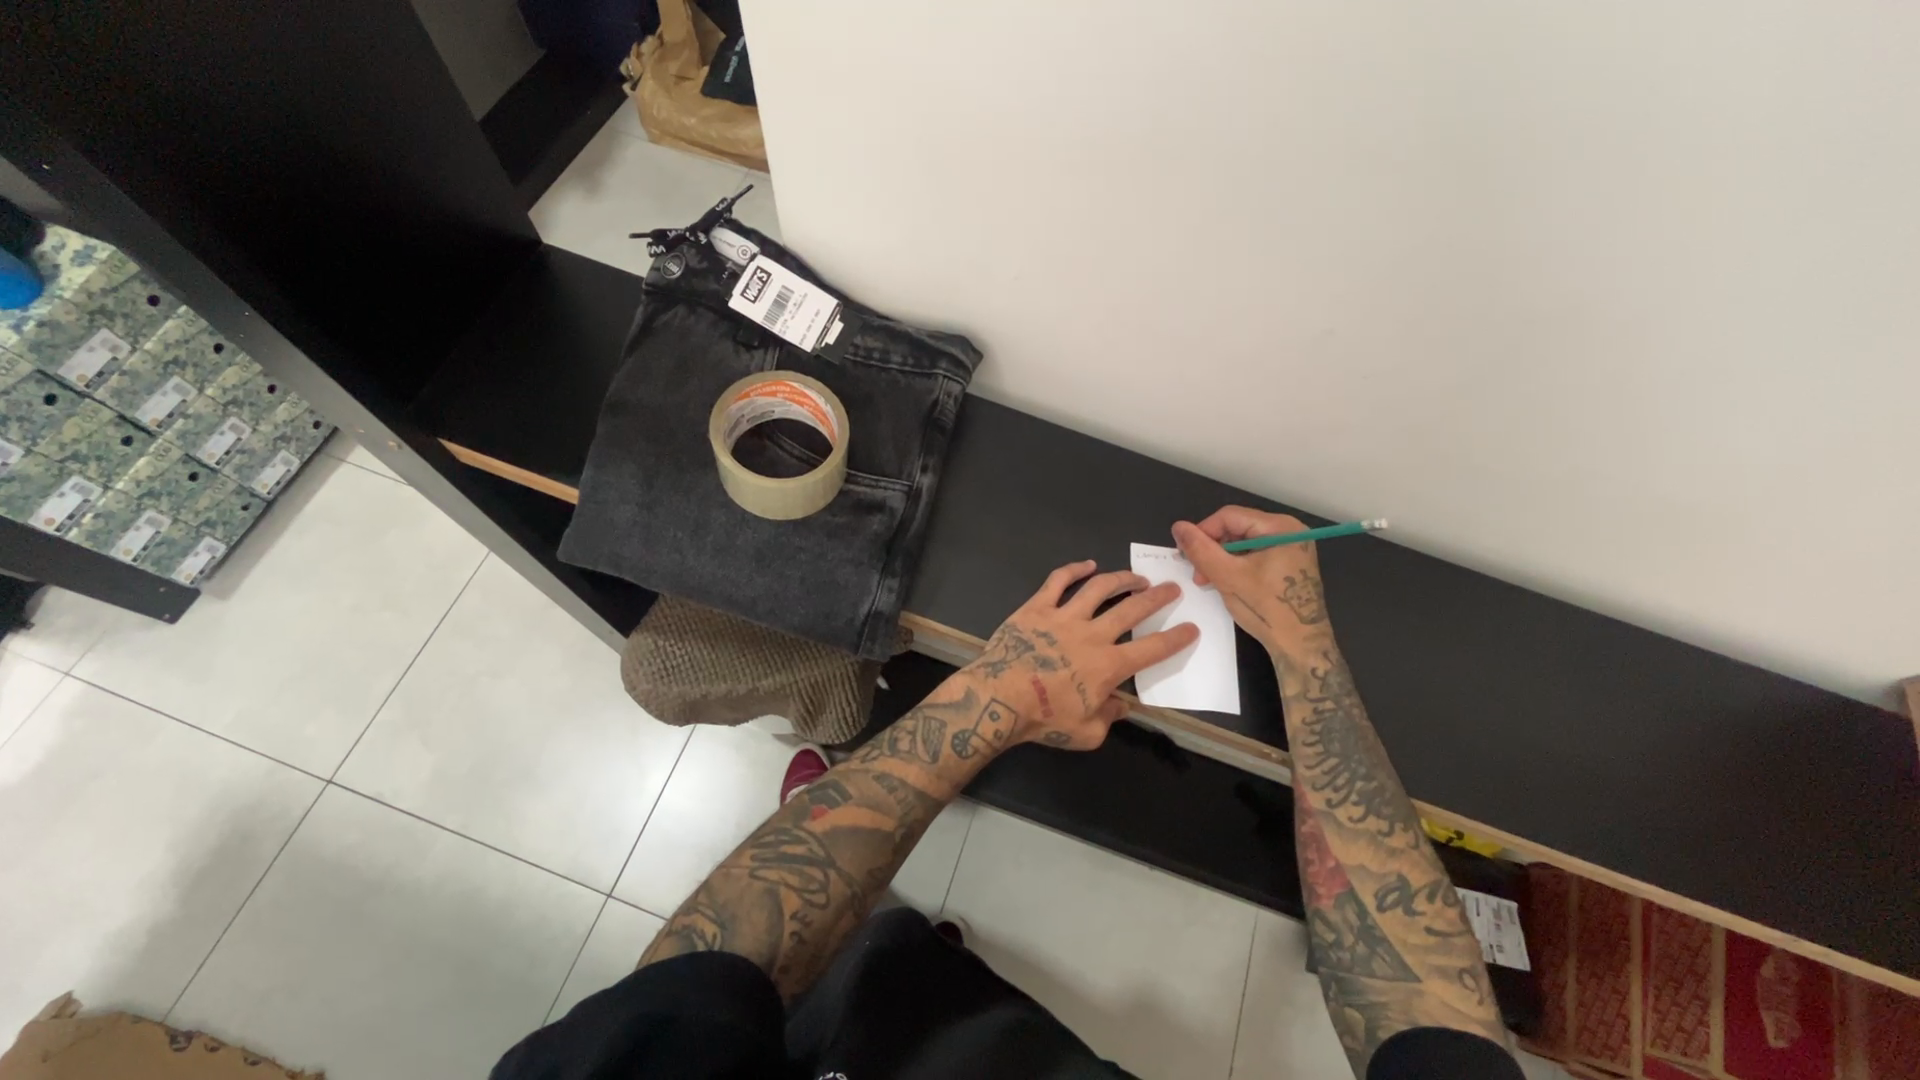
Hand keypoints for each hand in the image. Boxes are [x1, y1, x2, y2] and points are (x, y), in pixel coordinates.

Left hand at [956, 561, 1198, 751]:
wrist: (999, 698)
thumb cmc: (1044, 720)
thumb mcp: (1087, 733)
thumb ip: (1109, 718)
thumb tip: (1123, 707)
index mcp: (1109, 666)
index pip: (1152, 649)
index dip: (1176, 638)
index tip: (1191, 628)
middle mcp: (1092, 634)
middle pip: (1132, 609)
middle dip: (1157, 597)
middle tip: (1171, 588)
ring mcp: (1064, 616)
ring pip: (1100, 588)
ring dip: (1122, 579)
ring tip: (1137, 576)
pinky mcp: (1036, 607)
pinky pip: (1058, 581)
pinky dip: (1075, 569)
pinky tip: (1087, 564)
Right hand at [1171, 507, 1332, 657]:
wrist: (1300, 645)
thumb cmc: (1266, 608)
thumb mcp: (1227, 576)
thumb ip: (1200, 549)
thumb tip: (1178, 527)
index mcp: (1281, 528)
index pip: (1229, 516)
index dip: (1202, 532)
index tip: (1185, 555)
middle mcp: (1290, 532)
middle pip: (1237, 528)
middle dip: (1212, 549)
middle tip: (1197, 574)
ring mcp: (1291, 548)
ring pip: (1243, 543)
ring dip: (1221, 559)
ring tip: (1208, 581)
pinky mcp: (1289, 564)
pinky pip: (1255, 555)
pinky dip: (1236, 566)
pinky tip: (1226, 582)